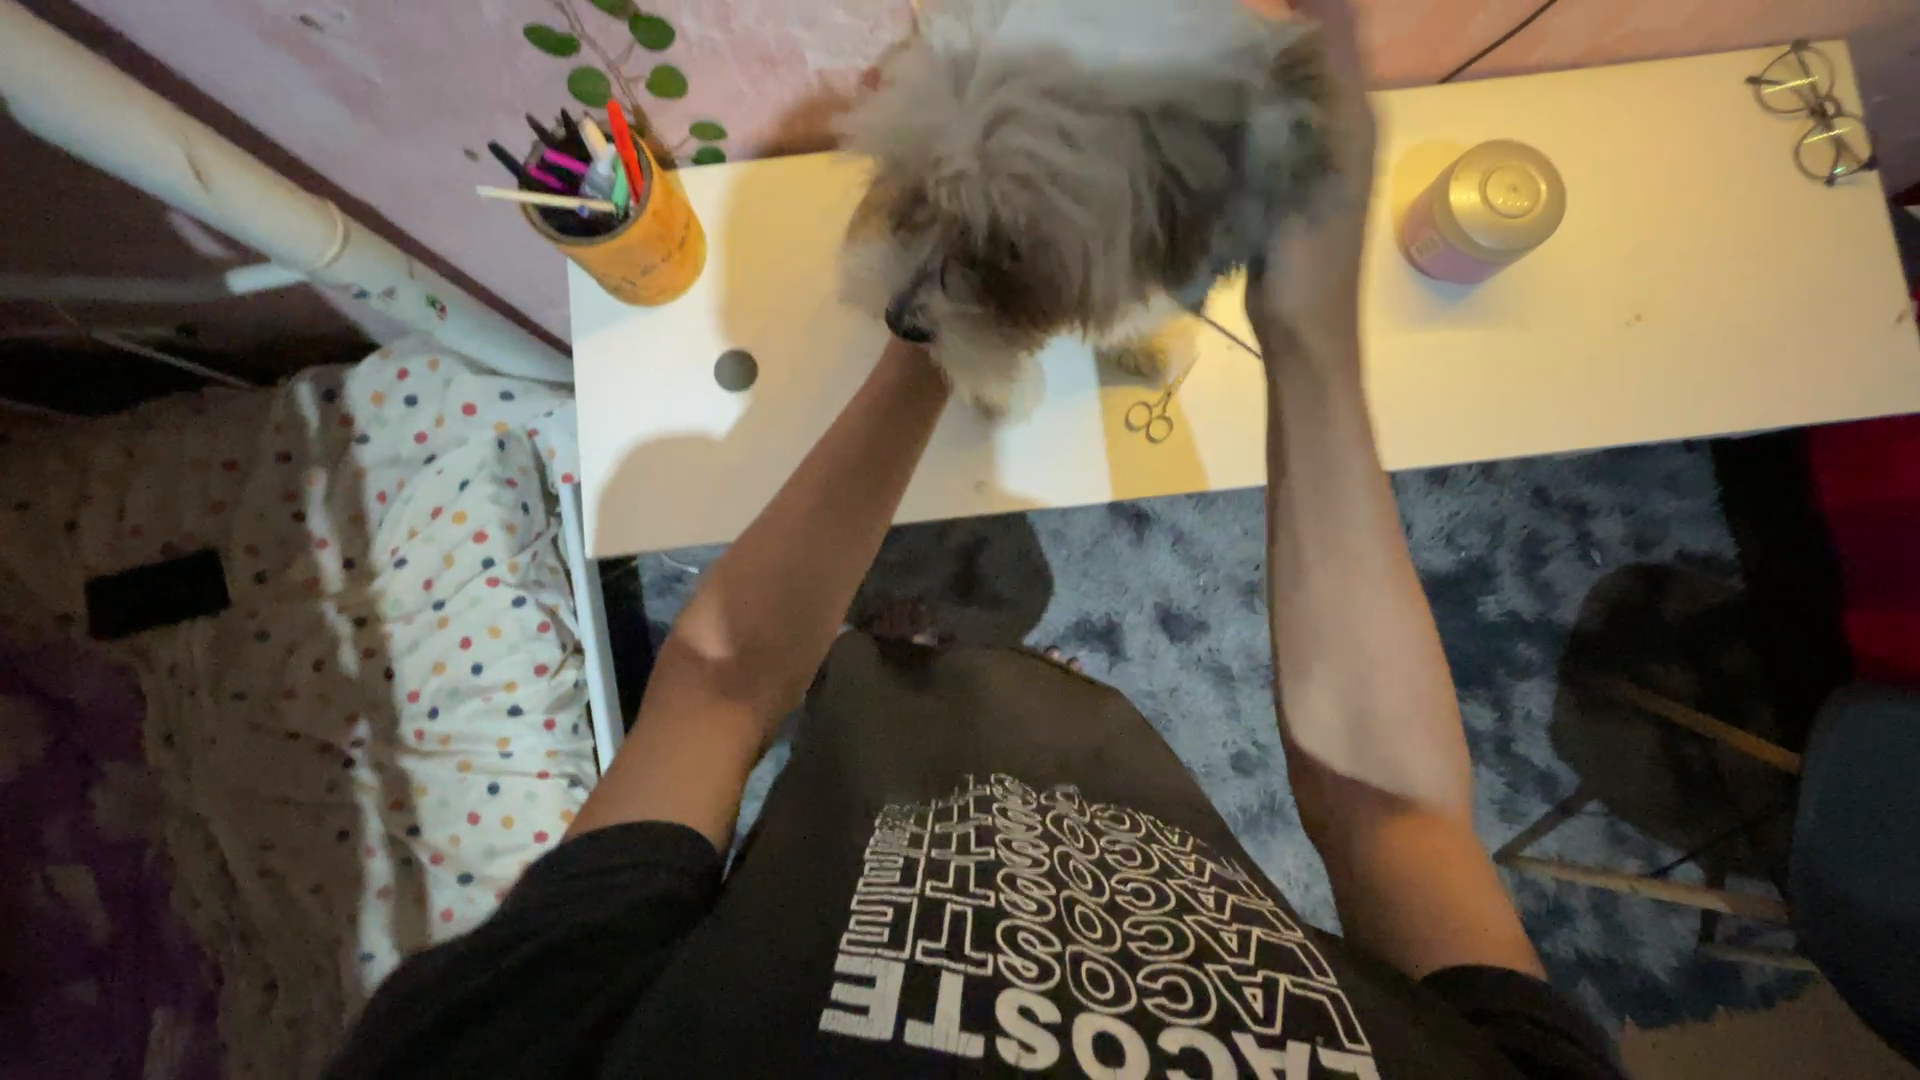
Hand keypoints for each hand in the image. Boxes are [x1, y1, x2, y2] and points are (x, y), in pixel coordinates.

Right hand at [1243, 0, 1376, 364]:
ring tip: (1206, 40)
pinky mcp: (1280, 180)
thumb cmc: (1313, 264)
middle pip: (1311, 48)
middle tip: (1214, 19)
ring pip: (1283, 83)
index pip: (1334, 25)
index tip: (1243, 3)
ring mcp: (1308, 154)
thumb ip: (1320, 92)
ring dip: (1254, 57)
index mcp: (1355, 114)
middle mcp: (1338, 124)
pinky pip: (1265, 121)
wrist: (1304, 333)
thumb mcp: (1321, 172)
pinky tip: (1207, 99)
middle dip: (1279, 21)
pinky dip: (1241, 103)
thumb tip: (1305, 17)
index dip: (1307, 2)